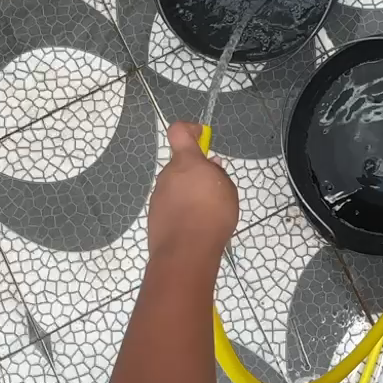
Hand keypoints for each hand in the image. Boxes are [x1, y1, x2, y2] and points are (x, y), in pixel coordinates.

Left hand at [146, 122, 238, 266]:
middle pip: (180, 165)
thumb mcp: (228, 191)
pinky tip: (194, 225)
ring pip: (175, 186)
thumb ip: (218, 174)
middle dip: (196, 172)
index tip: (202, 135)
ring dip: (188, 193)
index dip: (190, 129)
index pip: (179, 132)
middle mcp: (168, 175)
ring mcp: (158, 195)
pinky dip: (181, 209)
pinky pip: (170, 205)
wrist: (185, 252)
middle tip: (214, 189)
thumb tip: (212, 165)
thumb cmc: (213, 216)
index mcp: (187, 162)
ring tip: (206, 212)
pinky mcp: (154, 215)